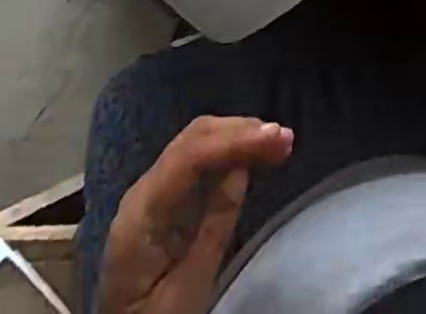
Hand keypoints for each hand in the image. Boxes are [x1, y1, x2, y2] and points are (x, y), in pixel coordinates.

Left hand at [98, 117, 294, 313]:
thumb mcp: (185, 294)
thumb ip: (212, 232)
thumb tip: (239, 171)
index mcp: (141, 212)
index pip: (188, 157)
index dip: (233, 140)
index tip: (275, 137)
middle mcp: (144, 189)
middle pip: (191, 140)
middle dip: (239, 131)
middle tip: (284, 138)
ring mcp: (152, 190)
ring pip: (195, 143)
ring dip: (237, 135)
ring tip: (277, 141)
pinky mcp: (165, 197)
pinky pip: (196, 160)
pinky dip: (227, 150)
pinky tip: (251, 151)